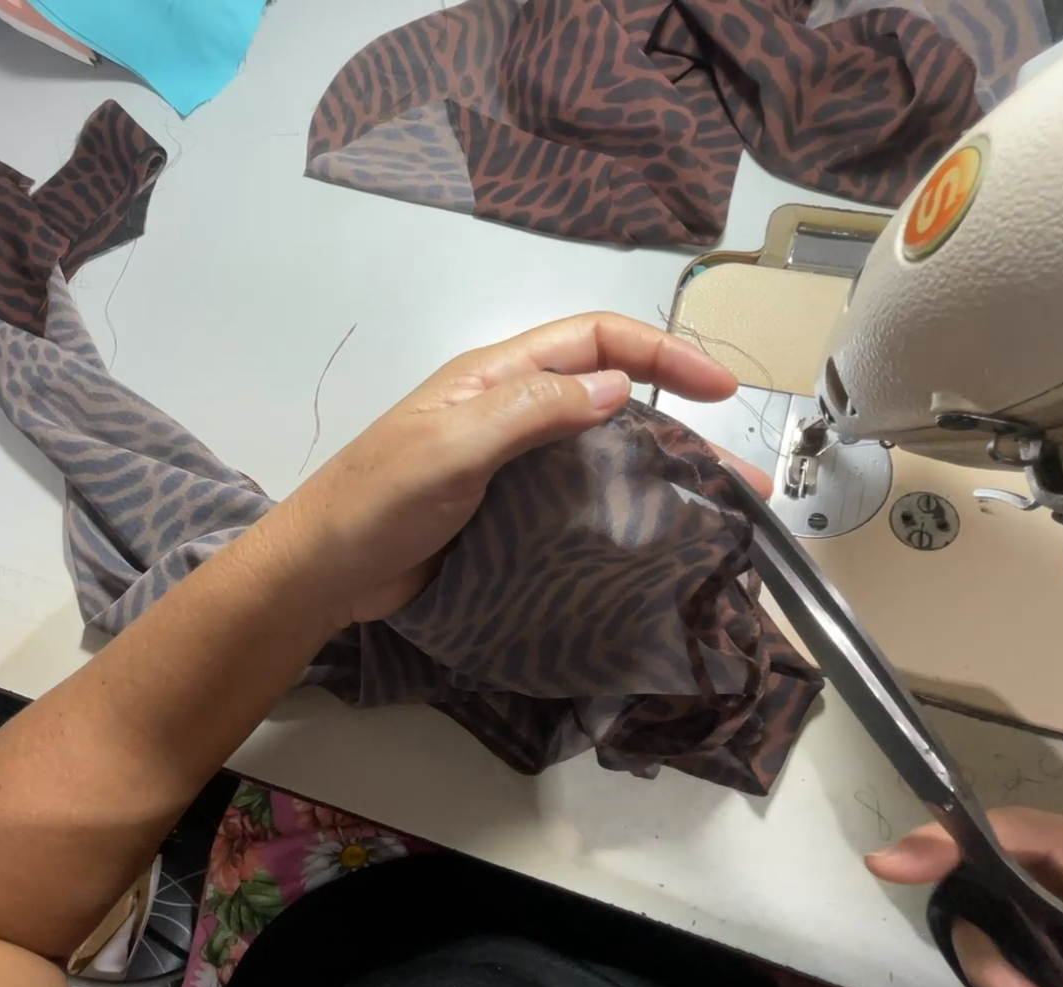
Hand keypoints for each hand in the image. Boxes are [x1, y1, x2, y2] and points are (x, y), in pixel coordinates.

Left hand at [250, 312, 771, 628]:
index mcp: (492, 378)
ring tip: (710, 511)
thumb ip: (530, 410)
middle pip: (604, 397)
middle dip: (673, 421)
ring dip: (651, 472)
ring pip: (593, 453)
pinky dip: (612, 509)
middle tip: (734, 472)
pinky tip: (646, 534)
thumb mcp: (451, 445)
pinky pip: (569, 499)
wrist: (328, 571)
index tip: (718, 389)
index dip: (659, 352)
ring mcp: (505, 466)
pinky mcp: (501, 512)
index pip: (591, 340)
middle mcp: (505, 413)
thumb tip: (619, 384)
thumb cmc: (378, 501)